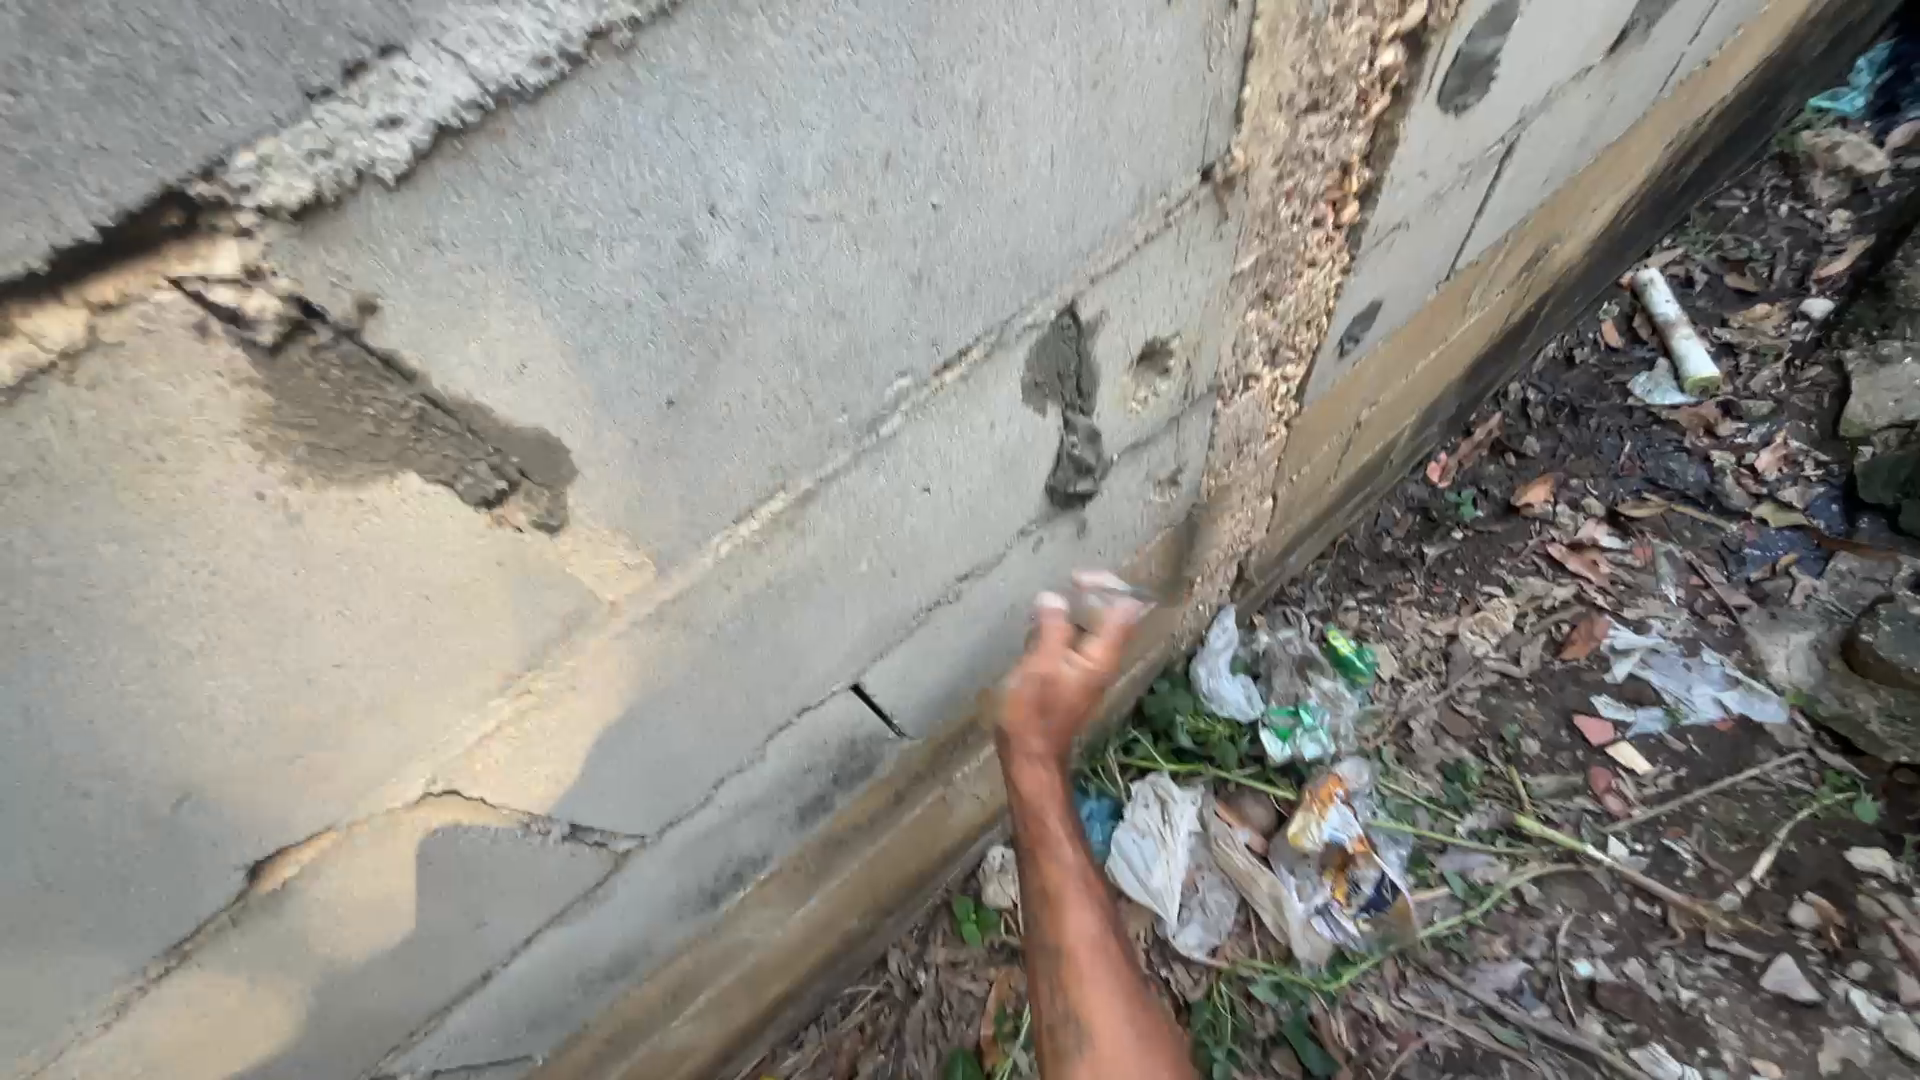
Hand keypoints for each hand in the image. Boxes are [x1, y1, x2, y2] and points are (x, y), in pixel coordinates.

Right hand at [997, 570, 1146, 772]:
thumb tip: (1053, 598)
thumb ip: (1051, 629)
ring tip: (1045, 605)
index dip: (1108, 585)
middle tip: (1062, 584)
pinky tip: (1037, 630)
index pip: (1125, 609)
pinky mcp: (1071, 677)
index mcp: (1101, 656)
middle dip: (1090, 594)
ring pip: (1091, 628)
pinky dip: (1061, 629)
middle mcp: (1101, 660)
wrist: (1030, 756)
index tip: (1076, 578)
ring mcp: (1087, 670)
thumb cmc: (1033, 713)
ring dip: (1073, 611)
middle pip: (1112, 615)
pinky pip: (1074, 642)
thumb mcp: (1039, 666)